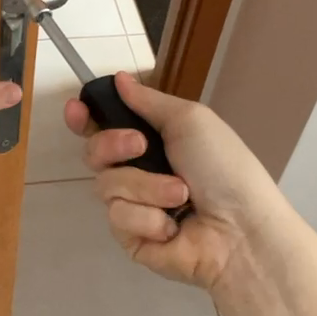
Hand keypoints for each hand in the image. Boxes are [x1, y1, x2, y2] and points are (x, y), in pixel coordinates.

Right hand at [64, 72, 290, 290]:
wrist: (241, 229)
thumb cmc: (222, 167)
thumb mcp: (190, 120)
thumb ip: (148, 101)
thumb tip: (119, 78)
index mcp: (152, 141)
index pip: (104, 126)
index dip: (84, 118)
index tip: (76, 109)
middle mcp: (137, 171)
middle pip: (94, 152)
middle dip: (113, 145)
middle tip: (139, 146)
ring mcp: (132, 206)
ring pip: (107, 186)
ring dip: (147, 187)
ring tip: (181, 196)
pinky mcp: (130, 237)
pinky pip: (119, 217)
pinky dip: (149, 217)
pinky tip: (173, 226)